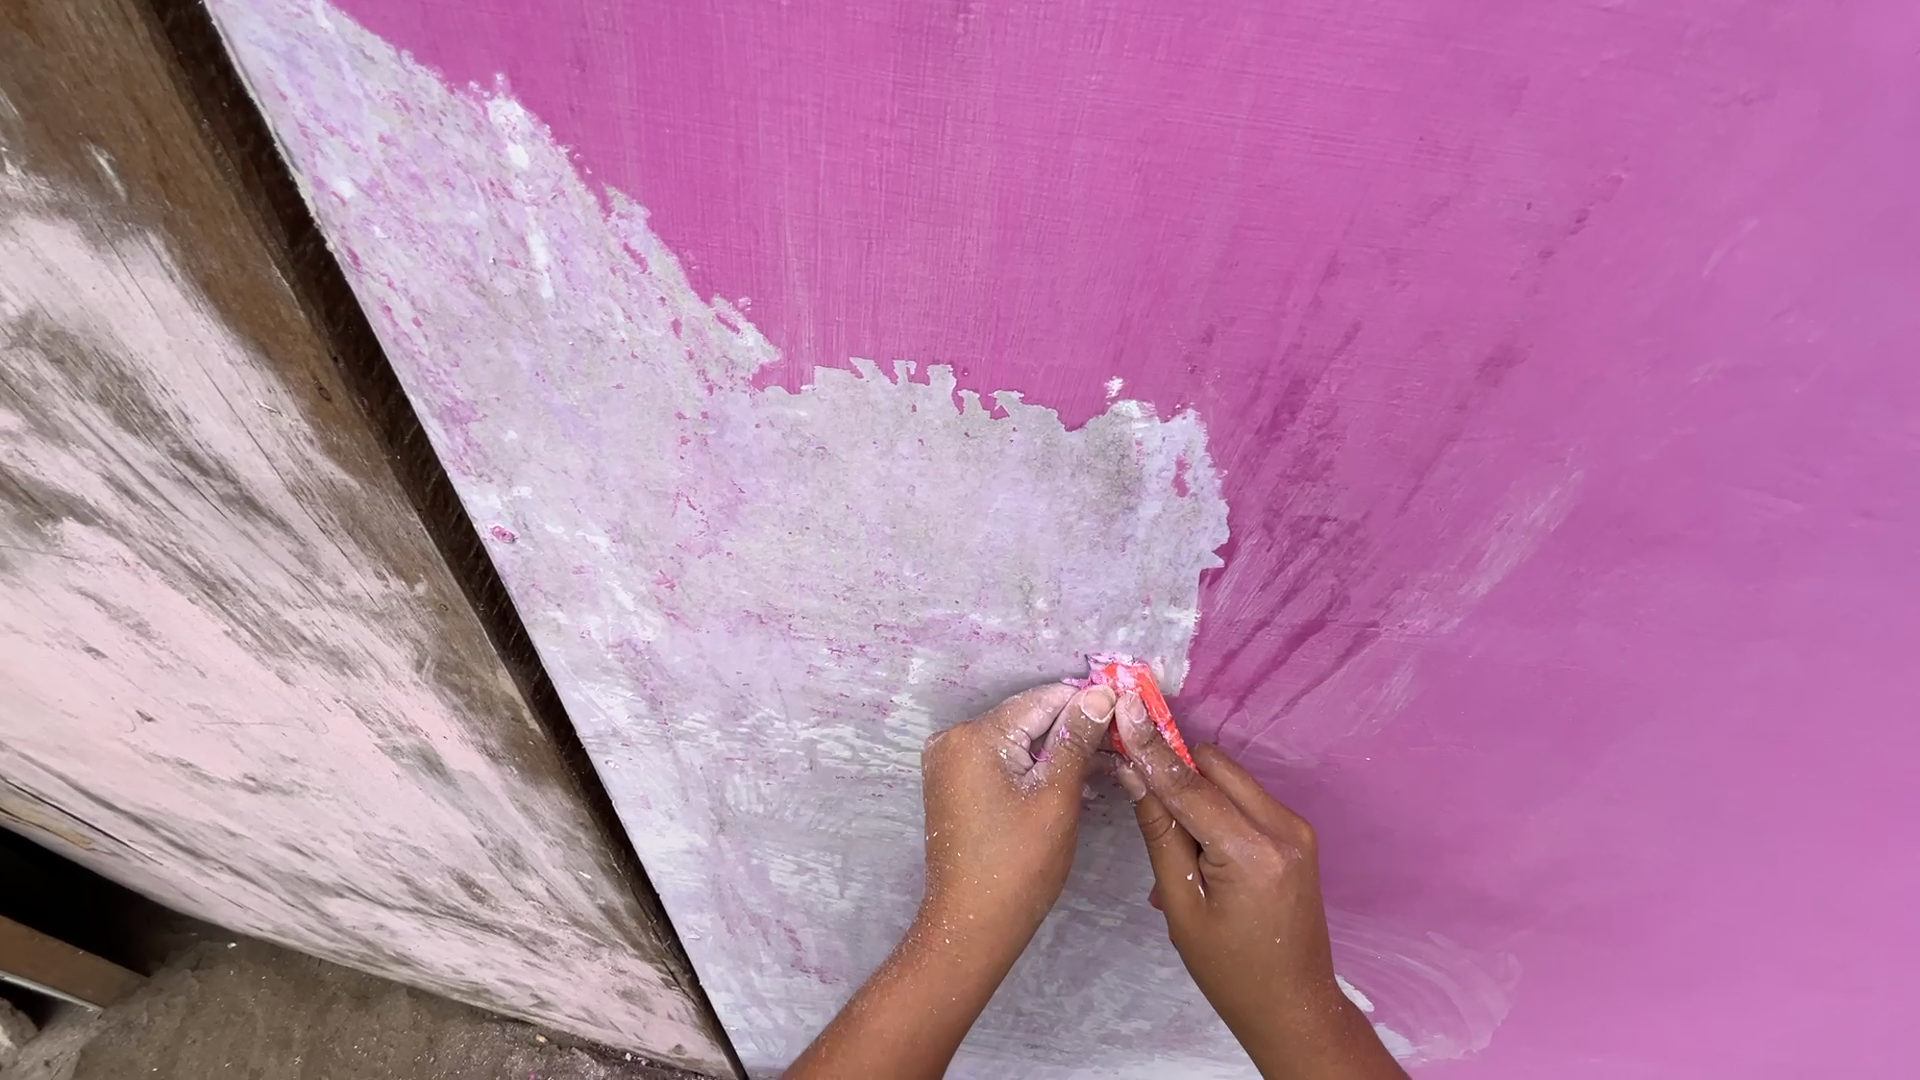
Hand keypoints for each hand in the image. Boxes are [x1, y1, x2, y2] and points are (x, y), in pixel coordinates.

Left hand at [784, 682, 1117, 1079]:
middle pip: (1027, 716)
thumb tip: (1100, 692)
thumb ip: (1076, 739)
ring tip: (1103, 761)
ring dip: (1056, 746)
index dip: (1086, 702)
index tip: (1126, 711)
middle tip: (1120, 741)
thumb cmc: (1019, 866)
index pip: (1041, 699)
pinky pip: (1000, 757)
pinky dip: (1032, 763)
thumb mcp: (1056, 797)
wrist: (970, 926)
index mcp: (975, 735)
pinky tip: (1068, 775)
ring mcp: (949, 760)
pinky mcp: (953, 781)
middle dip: (1073, 726)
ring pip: (1016, 737)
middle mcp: (954, 737)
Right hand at [1113, 695, 1406, 1079]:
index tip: (1124, 708)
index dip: (1152, 746)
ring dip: (1194, 784)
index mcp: (1253, 853)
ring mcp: (1295, 826)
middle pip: (1213, 764)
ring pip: (1228, 774)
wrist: (1295, 1007)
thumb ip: (1159, 832)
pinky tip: (1200, 838)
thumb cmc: (1229, 968)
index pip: (1189, 785)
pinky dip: (1214, 800)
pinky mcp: (1296, 830)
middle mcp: (1283, 827)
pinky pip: (1243, 793)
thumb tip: (1133, 773)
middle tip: (1140, 784)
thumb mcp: (1181, 904)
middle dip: (1174, 766)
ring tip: (1175, 830)